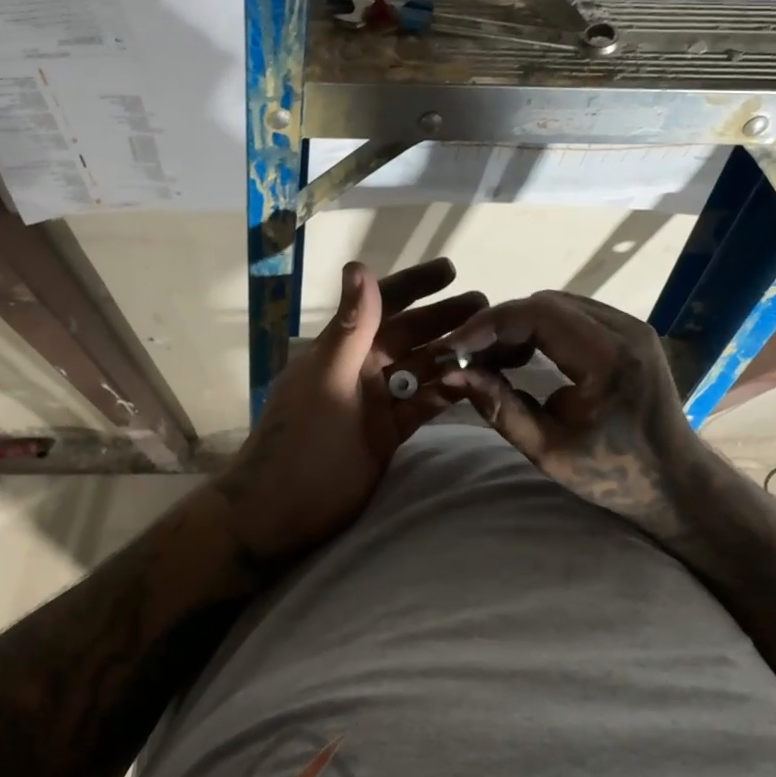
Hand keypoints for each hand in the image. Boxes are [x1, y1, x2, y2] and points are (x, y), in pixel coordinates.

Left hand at [213, 258, 485, 564]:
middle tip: (489, 307)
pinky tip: (476, 381)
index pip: (380, 305)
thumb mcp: (328, 380)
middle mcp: (359, 369)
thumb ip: (350, 328)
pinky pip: (423, 404)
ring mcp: (375, 402)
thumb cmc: (302, 441)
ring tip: (494, 342)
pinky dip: (447, 392)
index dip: (413, 285)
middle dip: (444, 318)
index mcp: (339, 350)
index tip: (450, 269)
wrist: (280, 510)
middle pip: (408, 334)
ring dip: (452, 354)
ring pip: (420, 368)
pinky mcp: (388, 433)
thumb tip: (360, 266)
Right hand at [428, 291, 703, 538]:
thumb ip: (498, 407)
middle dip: (497, 326)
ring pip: (555, 305)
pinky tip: (519, 357)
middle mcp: (623, 329)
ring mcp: (629, 326)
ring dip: (515, 326)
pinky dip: (537, 330)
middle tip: (464, 357)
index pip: (536, 314)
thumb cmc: (612, 474)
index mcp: (608, 357)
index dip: (487, 325)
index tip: (452, 348)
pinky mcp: (628, 332)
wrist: (675, 481)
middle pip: (543, 304)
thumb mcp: (546, 450)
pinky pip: (570, 315)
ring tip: (486, 359)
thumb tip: (450, 374)